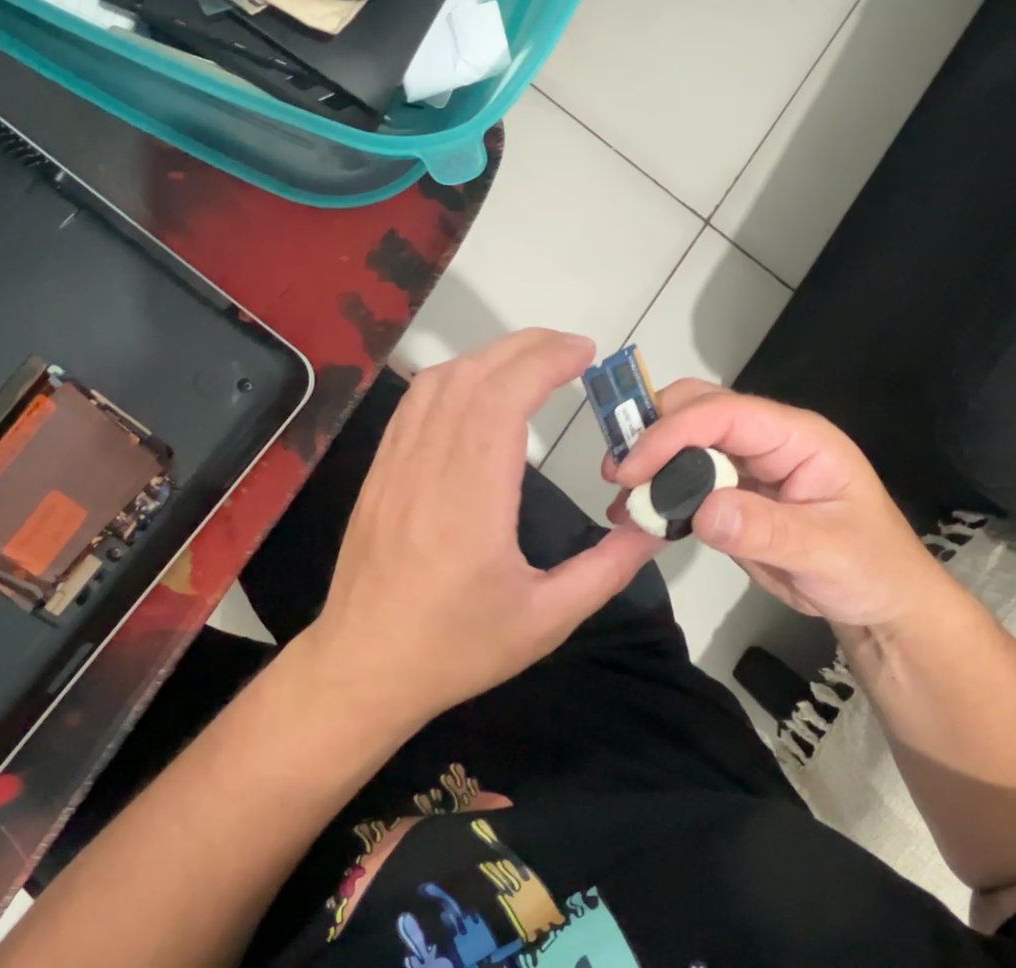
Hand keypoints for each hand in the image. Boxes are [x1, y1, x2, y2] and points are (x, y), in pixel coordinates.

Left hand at [302, 329, 662, 725]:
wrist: (363, 668)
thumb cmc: (456, 648)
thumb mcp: (545, 620)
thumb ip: (605, 570)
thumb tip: (652, 528)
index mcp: (471, 498)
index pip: (503, 399)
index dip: (545, 362)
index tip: (586, 353)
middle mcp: (427, 468)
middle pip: (472, 377)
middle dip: (526, 348)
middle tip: (573, 350)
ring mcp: (395, 467)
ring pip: (437, 384)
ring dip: (487, 358)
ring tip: (532, 363)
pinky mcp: (378, 475)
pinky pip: (413, 406)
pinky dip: (451, 380)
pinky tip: (476, 391)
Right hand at [607, 381, 948, 627]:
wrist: (878, 603)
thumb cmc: (870, 570)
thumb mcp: (827, 553)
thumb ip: (767, 530)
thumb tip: (705, 511)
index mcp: (797, 438)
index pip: (726, 414)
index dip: (674, 433)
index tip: (633, 469)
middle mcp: (767, 440)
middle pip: (698, 410)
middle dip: (651, 433)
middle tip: (617, 476)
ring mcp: (746, 465)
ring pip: (684, 441)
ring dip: (647, 463)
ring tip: (619, 500)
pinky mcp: (730, 494)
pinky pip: (684, 480)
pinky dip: (655, 493)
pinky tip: (633, 518)